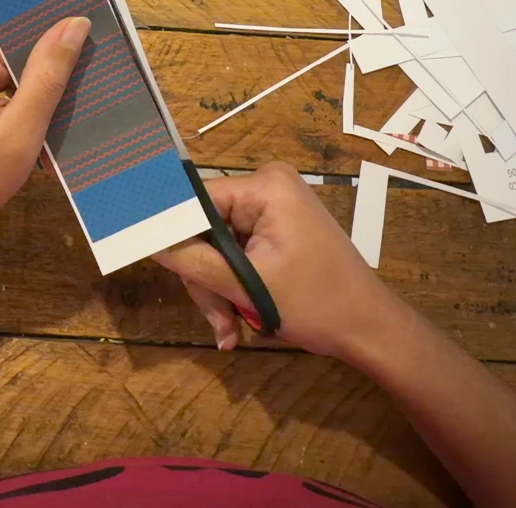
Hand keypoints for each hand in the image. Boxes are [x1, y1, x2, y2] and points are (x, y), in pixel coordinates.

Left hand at [0, 18, 89, 242]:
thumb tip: (77, 22)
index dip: (56, 60)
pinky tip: (19, 122)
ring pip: (6, 60)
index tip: (82, 82)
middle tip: (62, 114)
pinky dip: (9, 94)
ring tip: (42, 124)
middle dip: (41, 78)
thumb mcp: (20, 133)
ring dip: (27, 89)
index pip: (28, 38)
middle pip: (16, 47)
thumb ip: (48, 75)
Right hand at [155, 162, 410, 357]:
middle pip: (204, 226)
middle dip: (205, 277)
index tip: (143, 251)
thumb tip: (148, 241)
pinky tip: (239, 317)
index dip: (169, 230)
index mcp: (265, 187)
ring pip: (215, 243)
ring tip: (230, 329)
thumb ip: (193, 261)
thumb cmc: (318, 305)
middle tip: (218, 322)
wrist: (372, 330)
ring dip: (217, 288)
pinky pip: (234, 248)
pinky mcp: (273, 225)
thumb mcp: (249, 287)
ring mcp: (271, 205)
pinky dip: (232, 283)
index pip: (195, 200)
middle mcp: (266, 185)